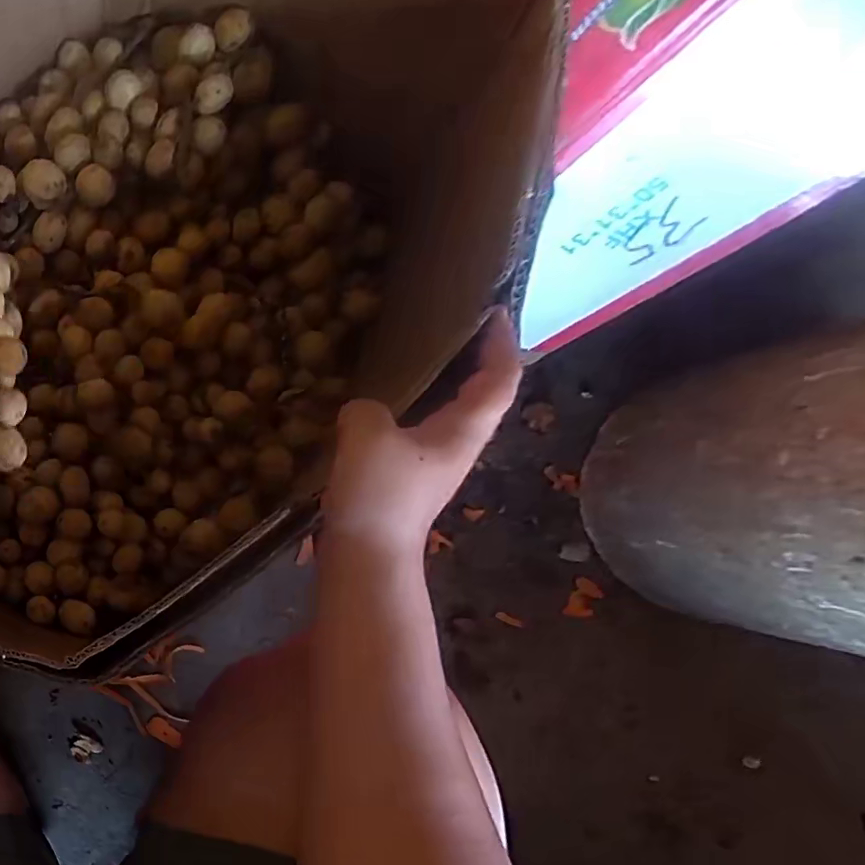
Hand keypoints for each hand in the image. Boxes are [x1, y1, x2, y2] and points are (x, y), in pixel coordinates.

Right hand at [322, 310, 519, 553]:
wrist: (365, 553)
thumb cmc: (379, 492)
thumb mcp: (366, 433)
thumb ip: (366, 406)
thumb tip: (362, 411)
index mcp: (464, 429)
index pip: (501, 377)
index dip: (502, 342)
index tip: (492, 311)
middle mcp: (456, 444)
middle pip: (478, 393)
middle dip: (470, 359)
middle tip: (444, 328)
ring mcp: (430, 464)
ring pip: (443, 413)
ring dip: (434, 385)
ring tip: (407, 360)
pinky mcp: (404, 478)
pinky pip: (411, 432)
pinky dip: (402, 410)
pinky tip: (372, 406)